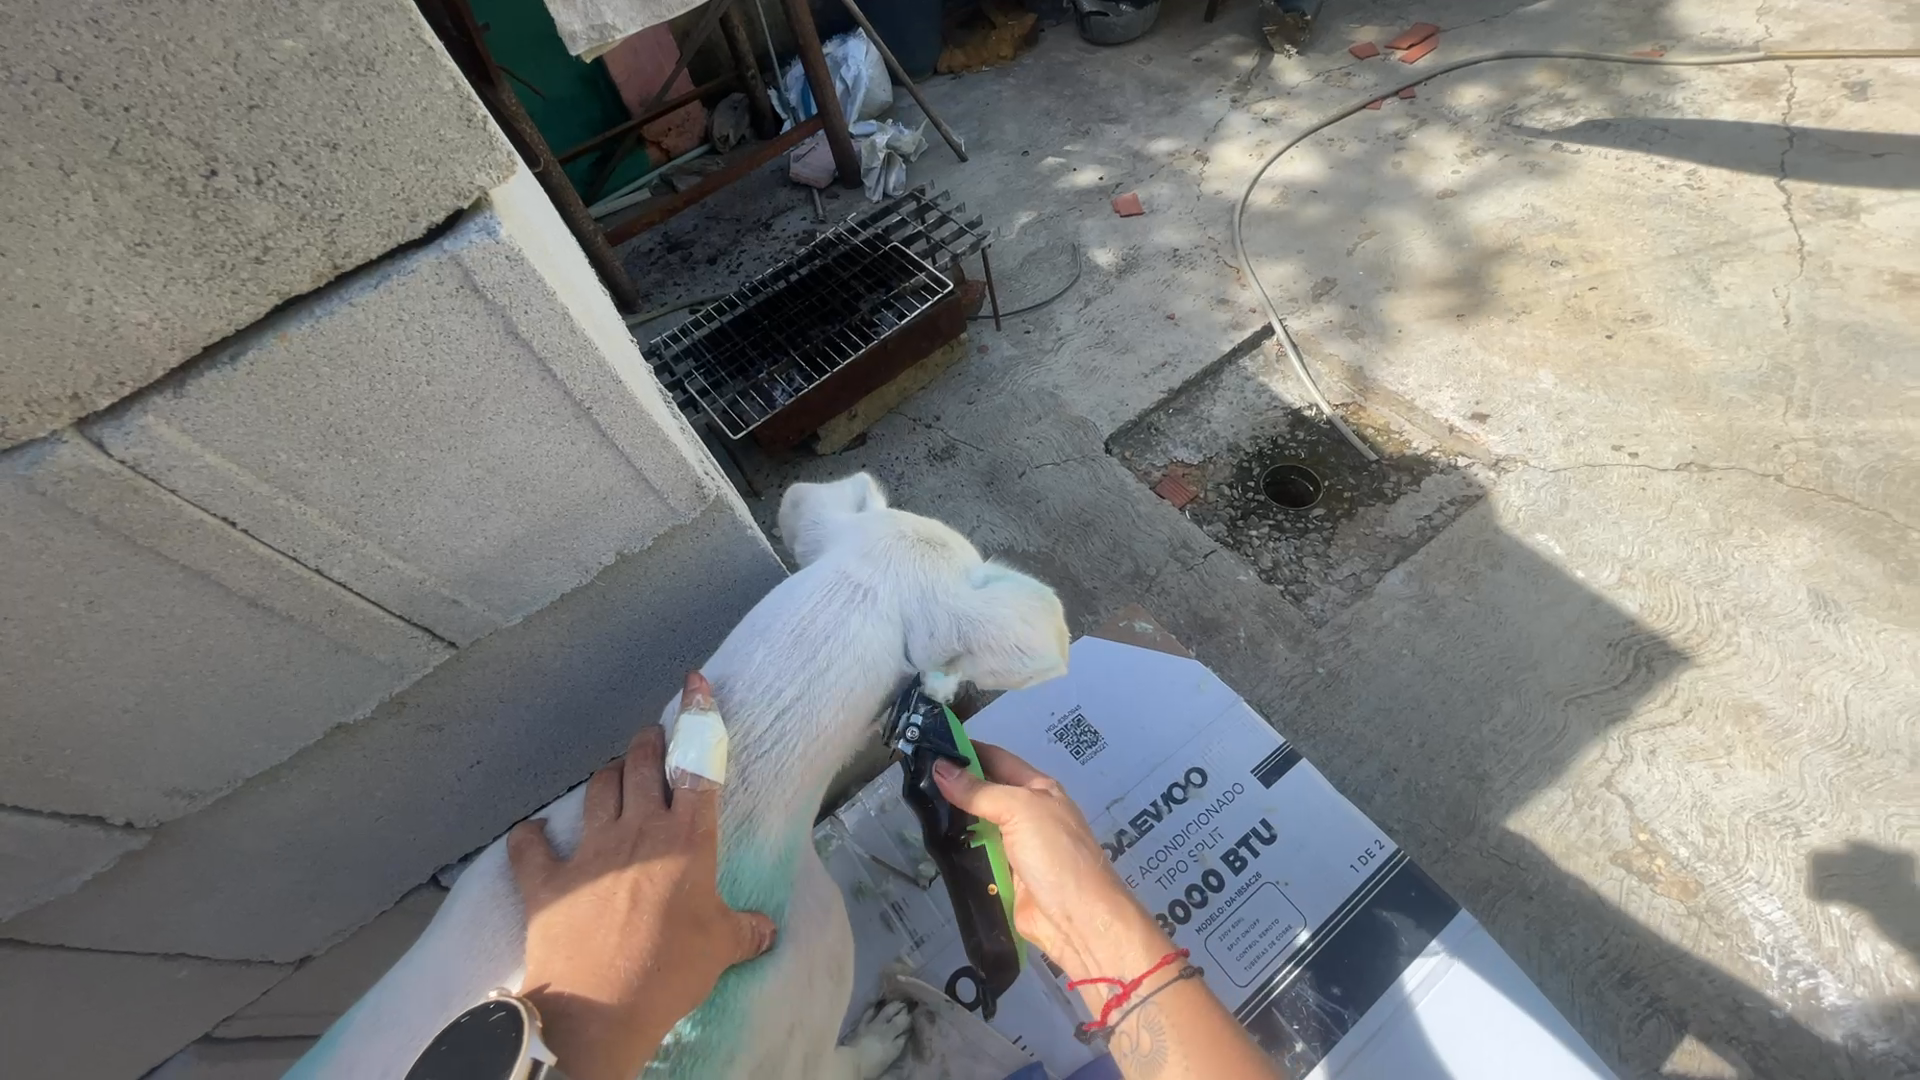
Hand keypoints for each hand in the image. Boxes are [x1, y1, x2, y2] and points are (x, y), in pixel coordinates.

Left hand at [510, 672, 775, 1079]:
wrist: (597, 1014)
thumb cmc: (670, 970)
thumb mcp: (721, 947)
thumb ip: (747, 929)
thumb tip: (770, 930)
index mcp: (687, 836)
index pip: (698, 763)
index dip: (699, 718)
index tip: (695, 683)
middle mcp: (640, 829)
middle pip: (641, 763)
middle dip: (647, 742)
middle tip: (652, 739)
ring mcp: (590, 851)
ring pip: (597, 788)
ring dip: (606, 775)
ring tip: (612, 776)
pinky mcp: (548, 882)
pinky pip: (531, 848)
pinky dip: (530, 838)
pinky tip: (529, 834)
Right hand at [932, 743, 1169, 982]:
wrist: (1078, 920)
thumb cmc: (1055, 854)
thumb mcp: (1019, 810)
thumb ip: (979, 791)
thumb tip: (940, 768)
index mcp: (1038, 788)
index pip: (997, 758)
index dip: (967, 750)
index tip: (931, 744)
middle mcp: (1027, 812)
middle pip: (984, 791)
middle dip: (954, 784)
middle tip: (914, 777)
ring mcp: (1014, 845)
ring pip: (976, 823)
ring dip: (951, 817)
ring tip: (914, 805)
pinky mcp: (1003, 875)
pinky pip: (975, 854)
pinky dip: (956, 848)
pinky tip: (931, 840)